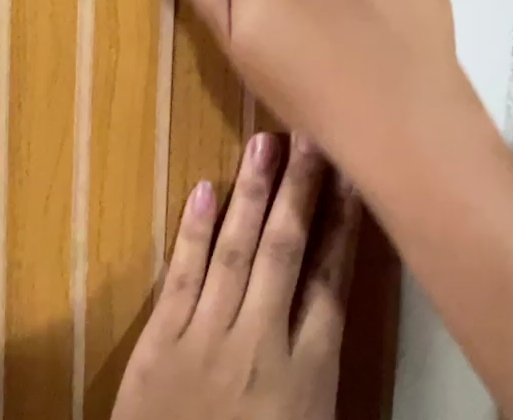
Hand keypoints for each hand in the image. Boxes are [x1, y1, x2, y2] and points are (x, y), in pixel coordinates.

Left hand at [112, 133, 360, 419]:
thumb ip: (320, 360)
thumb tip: (333, 296)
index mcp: (307, 375)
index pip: (332, 285)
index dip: (343, 228)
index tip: (353, 180)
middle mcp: (261, 346)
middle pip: (286, 254)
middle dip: (301, 192)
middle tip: (312, 137)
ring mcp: (206, 340)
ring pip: (236, 254)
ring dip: (253, 196)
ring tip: (266, 145)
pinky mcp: (159, 345)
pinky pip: (182, 278)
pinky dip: (194, 232)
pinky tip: (206, 189)